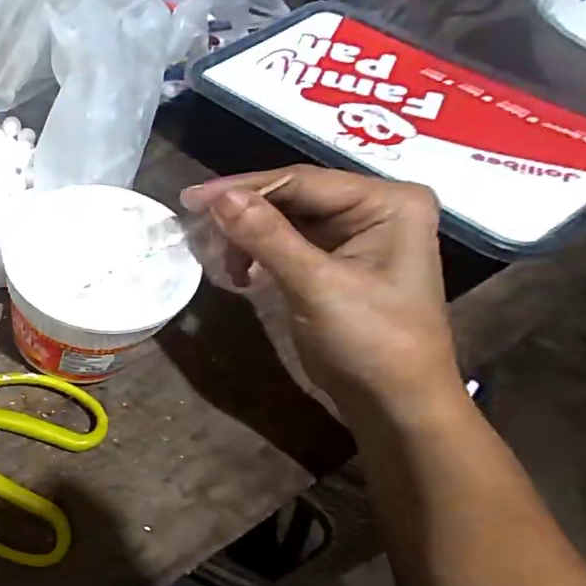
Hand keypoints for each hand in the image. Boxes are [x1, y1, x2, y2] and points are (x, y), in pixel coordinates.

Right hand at [181, 166, 463, 424]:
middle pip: (291, 197)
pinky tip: (239, 274)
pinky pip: (284, 245)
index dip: (243, 189)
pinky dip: (256, 255)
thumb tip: (216, 198)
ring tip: (219, 261)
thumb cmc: (370, 341)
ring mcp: (353, 237)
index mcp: (387, 202)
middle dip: (242, 215)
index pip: (302, 181)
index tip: (192, 199)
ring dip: (245, 238)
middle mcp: (373, 210)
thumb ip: (266, 237)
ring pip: (282, 221)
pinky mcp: (332, 264)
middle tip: (194, 226)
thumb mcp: (316, 285)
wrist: (393, 403)